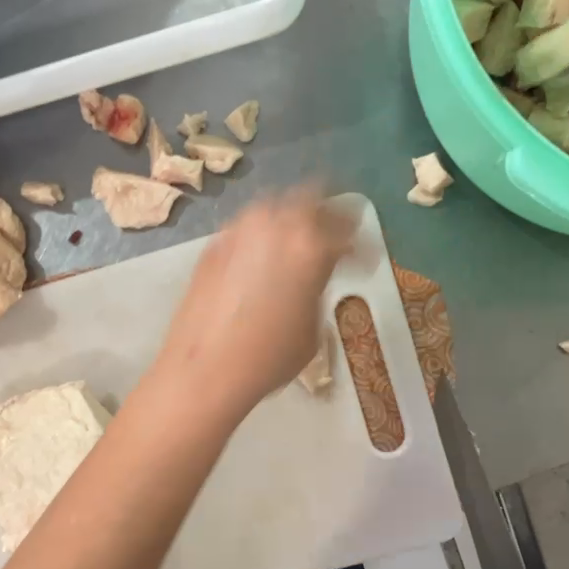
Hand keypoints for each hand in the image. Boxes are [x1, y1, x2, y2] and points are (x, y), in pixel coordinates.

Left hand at [148, 186, 354, 417]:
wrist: (205, 368)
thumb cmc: (269, 357)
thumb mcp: (312, 330)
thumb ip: (317, 292)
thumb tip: (311, 283)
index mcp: (313, 245)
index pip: (348, 227)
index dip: (360, 245)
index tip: (362, 260)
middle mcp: (276, 225)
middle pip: (310, 200)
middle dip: (325, 218)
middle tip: (331, 239)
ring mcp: (239, 231)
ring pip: (272, 208)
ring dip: (287, 222)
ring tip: (291, 247)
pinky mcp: (212, 246)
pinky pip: (243, 231)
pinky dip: (256, 240)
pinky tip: (256, 263)